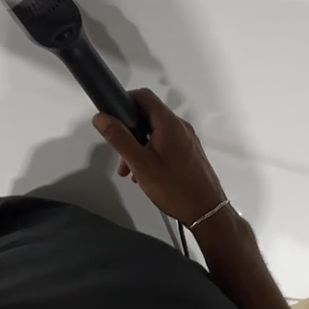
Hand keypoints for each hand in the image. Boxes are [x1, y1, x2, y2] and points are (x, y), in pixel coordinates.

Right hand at [93, 90, 227, 225]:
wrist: (208, 213)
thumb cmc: (173, 187)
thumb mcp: (140, 163)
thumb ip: (119, 138)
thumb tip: (100, 117)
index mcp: (168, 123)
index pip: (144, 96)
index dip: (124, 100)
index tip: (111, 117)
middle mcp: (180, 126)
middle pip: (148, 115)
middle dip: (129, 131)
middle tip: (119, 153)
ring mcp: (187, 139)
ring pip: (155, 132)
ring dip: (138, 145)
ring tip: (129, 170)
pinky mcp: (190, 153)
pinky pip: (165, 144)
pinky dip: (150, 152)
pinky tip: (145, 174)